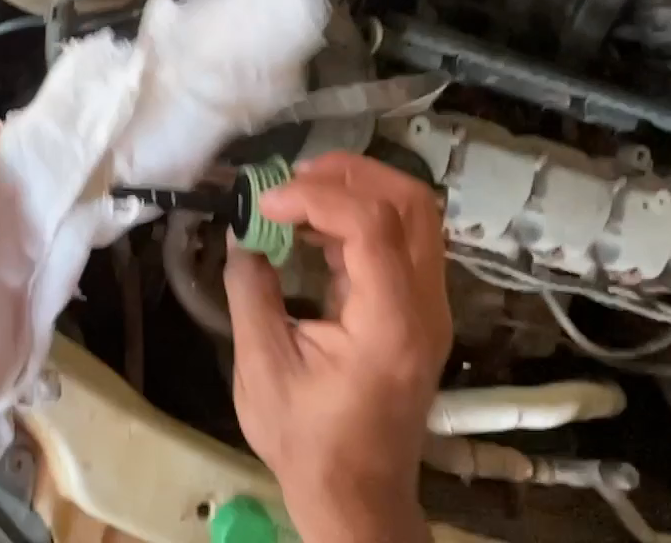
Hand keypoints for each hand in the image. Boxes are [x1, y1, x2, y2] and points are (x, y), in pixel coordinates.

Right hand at [223, 152, 451, 541]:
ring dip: (356, 188)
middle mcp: (426, 306)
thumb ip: (250, 289)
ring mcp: (428, 305)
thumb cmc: (308, 440)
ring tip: (297, 193)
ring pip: (413, 213)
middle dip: (350, 174)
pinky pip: (399, 237)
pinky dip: (355, 215)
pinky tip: (310, 226)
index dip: (315, 198)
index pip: (373, 225)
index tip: (264, 205)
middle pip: (413, 203)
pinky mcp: (416, 308)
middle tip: (291, 177)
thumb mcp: (262, 366)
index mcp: (392, 323)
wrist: (357, 495)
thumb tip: (242, 231)